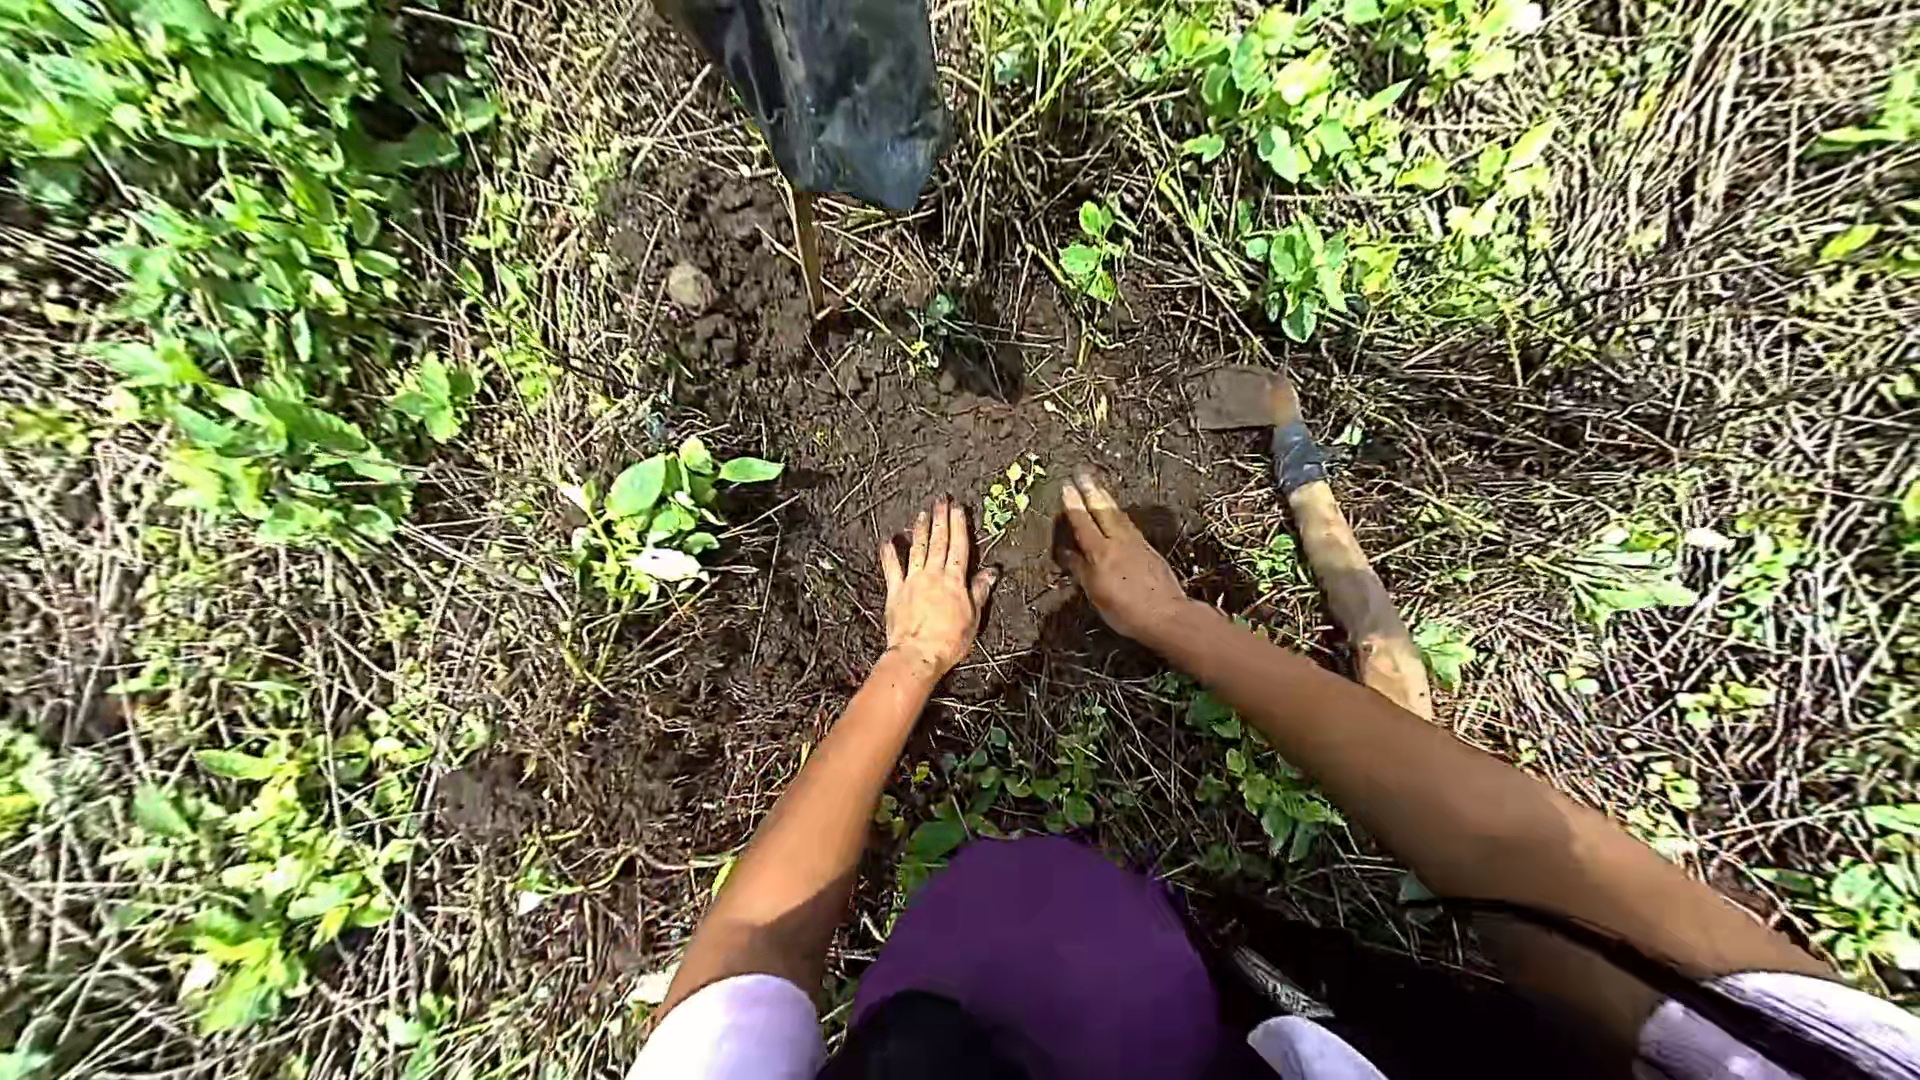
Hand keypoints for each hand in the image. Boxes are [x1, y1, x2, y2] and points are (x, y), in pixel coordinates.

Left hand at [879, 495, 998, 675]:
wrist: (917, 654)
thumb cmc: (949, 640)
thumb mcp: (973, 617)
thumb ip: (979, 591)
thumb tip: (992, 571)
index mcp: (955, 580)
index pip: (959, 546)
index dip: (958, 525)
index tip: (958, 508)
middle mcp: (933, 575)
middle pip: (938, 542)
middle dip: (940, 519)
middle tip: (940, 500)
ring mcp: (912, 581)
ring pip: (917, 549)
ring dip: (920, 530)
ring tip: (922, 513)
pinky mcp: (895, 591)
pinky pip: (891, 568)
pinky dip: (889, 553)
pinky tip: (888, 540)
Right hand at [1057, 467, 1194, 643]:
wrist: (1166, 615)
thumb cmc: (1126, 610)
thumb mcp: (1096, 593)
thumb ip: (1081, 570)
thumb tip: (1068, 553)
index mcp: (1100, 553)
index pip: (1083, 523)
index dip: (1073, 505)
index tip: (1066, 487)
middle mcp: (1118, 542)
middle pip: (1102, 510)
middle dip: (1091, 491)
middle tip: (1082, 473)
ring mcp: (1136, 543)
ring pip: (1118, 515)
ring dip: (1106, 499)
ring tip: (1098, 487)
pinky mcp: (1148, 549)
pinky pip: (1129, 524)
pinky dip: (1119, 514)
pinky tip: (1118, 514)